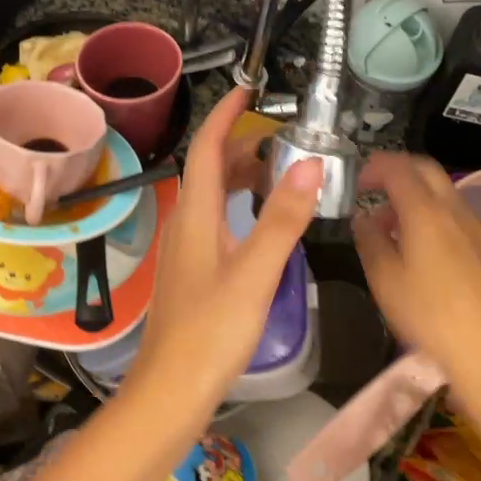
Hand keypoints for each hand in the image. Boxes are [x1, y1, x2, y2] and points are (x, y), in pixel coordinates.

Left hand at [132, 88, 322, 407]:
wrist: (170, 391)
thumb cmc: (211, 332)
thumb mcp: (255, 273)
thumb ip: (282, 219)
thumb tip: (310, 164)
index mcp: (196, 215)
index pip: (206, 148)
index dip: (224, 115)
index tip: (248, 89)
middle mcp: (186, 224)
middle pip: (210, 170)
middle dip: (244, 145)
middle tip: (286, 140)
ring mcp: (186, 249)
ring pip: (214, 197)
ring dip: (243, 177)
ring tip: (282, 175)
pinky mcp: (193, 272)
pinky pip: (217, 221)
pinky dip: (240, 207)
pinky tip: (262, 225)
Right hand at [353, 153, 480, 378]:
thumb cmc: (429, 315)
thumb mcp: (384, 278)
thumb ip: (369, 240)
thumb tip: (363, 218)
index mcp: (426, 210)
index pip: (399, 167)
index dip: (373, 167)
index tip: (354, 181)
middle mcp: (453, 210)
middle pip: (425, 170)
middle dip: (396, 171)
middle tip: (370, 188)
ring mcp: (473, 229)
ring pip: (440, 192)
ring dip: (412, 194)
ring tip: (386, 223)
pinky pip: (450, 214)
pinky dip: (427, 213)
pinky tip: (413, 245)